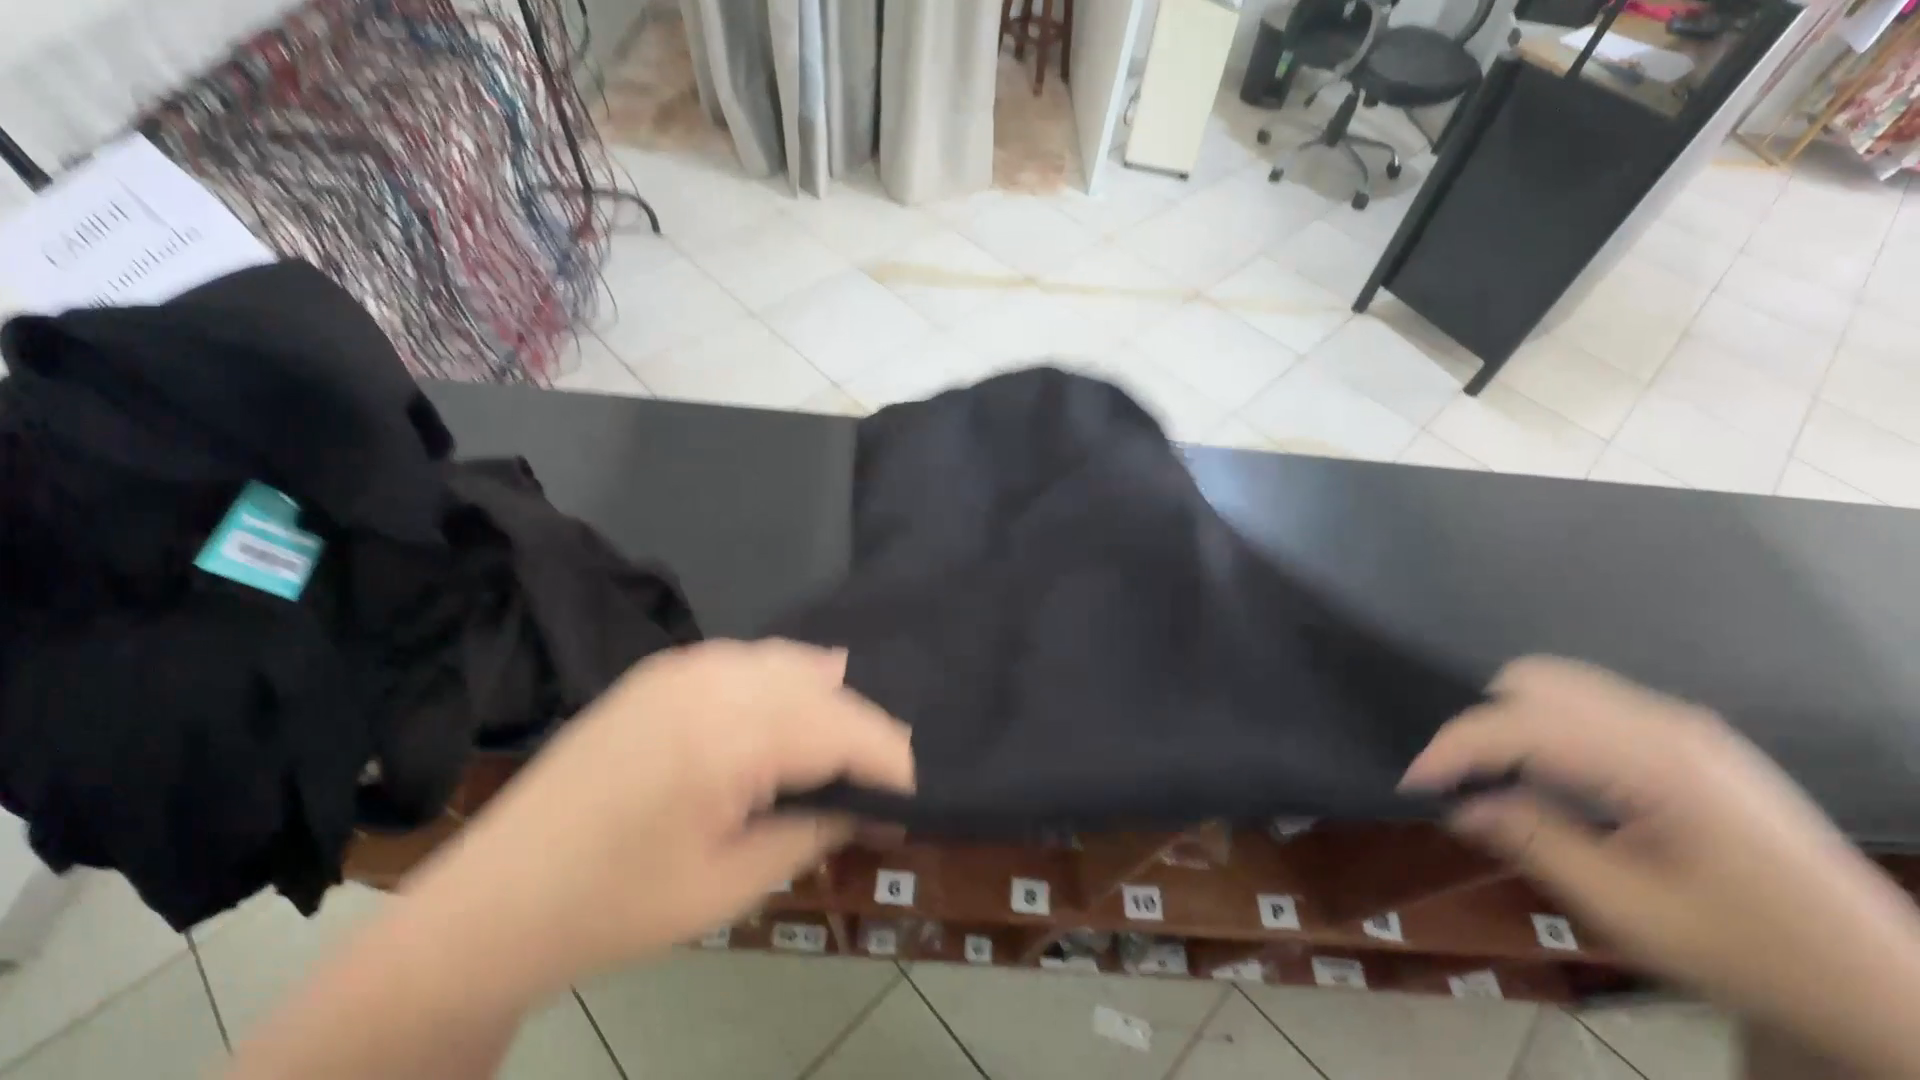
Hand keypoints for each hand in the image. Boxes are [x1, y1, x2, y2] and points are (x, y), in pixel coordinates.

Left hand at [403, 639, 913, 988]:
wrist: (495, 901)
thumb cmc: (617, 906)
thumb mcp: (731, 883)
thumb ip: (811, 829)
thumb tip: (870, 807)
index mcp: (731, 734)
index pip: (844, 728)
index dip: (890, 759)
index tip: (914, 795)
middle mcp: (710, 679)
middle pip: (822, 686)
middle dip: (862, 730)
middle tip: (883, 783)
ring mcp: (677, 668)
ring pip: (785, 662)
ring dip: (824, 699)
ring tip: (846, 749)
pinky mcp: (655, 675)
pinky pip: (743, 661)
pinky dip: (780, 683)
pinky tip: (788, 714)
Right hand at [1401, 657, 1919, 1073]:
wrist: (1880, 979)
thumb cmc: (1752, 951)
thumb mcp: (1628, 910)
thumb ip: (1537, 843)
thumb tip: (1463, 805)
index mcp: (1655, 762)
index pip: (1524, 722)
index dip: (1456, 745)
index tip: (1414, 782)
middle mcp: (1668, 725)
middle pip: (1540, 680)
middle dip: (1481, 724)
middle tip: (1460, 783)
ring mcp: (1685, 729)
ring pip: (1564, 686)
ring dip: (1513, 722)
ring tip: (1493, 781)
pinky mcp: (1692, 744)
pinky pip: (1594, 709)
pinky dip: (1548, 729)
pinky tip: (1548, 779)